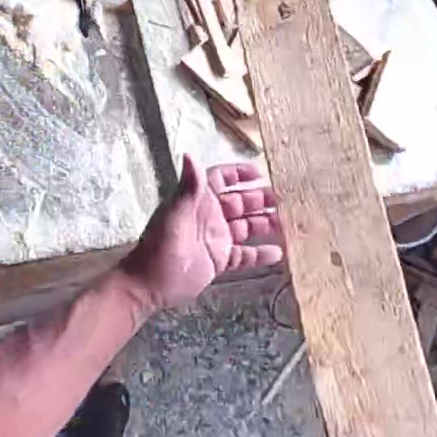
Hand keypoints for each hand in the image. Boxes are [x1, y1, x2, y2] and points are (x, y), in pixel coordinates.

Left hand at [120, 156, 283, 312]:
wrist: (150, 283)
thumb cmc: (161, 244)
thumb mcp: (176, 212)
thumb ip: (189, 185)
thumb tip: (189, 154)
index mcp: (197, 201)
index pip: (220, 180)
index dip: (237, 173)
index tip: (259, 172)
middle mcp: (208, 217)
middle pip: (239, 203)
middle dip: (259, 199)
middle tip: (283, 199)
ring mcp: (214, 239)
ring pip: (245, 227)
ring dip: (264, 224)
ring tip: (286, 222)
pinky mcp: (218, 261)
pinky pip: (243, 255)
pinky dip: (259, 254)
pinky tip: (277, 252)